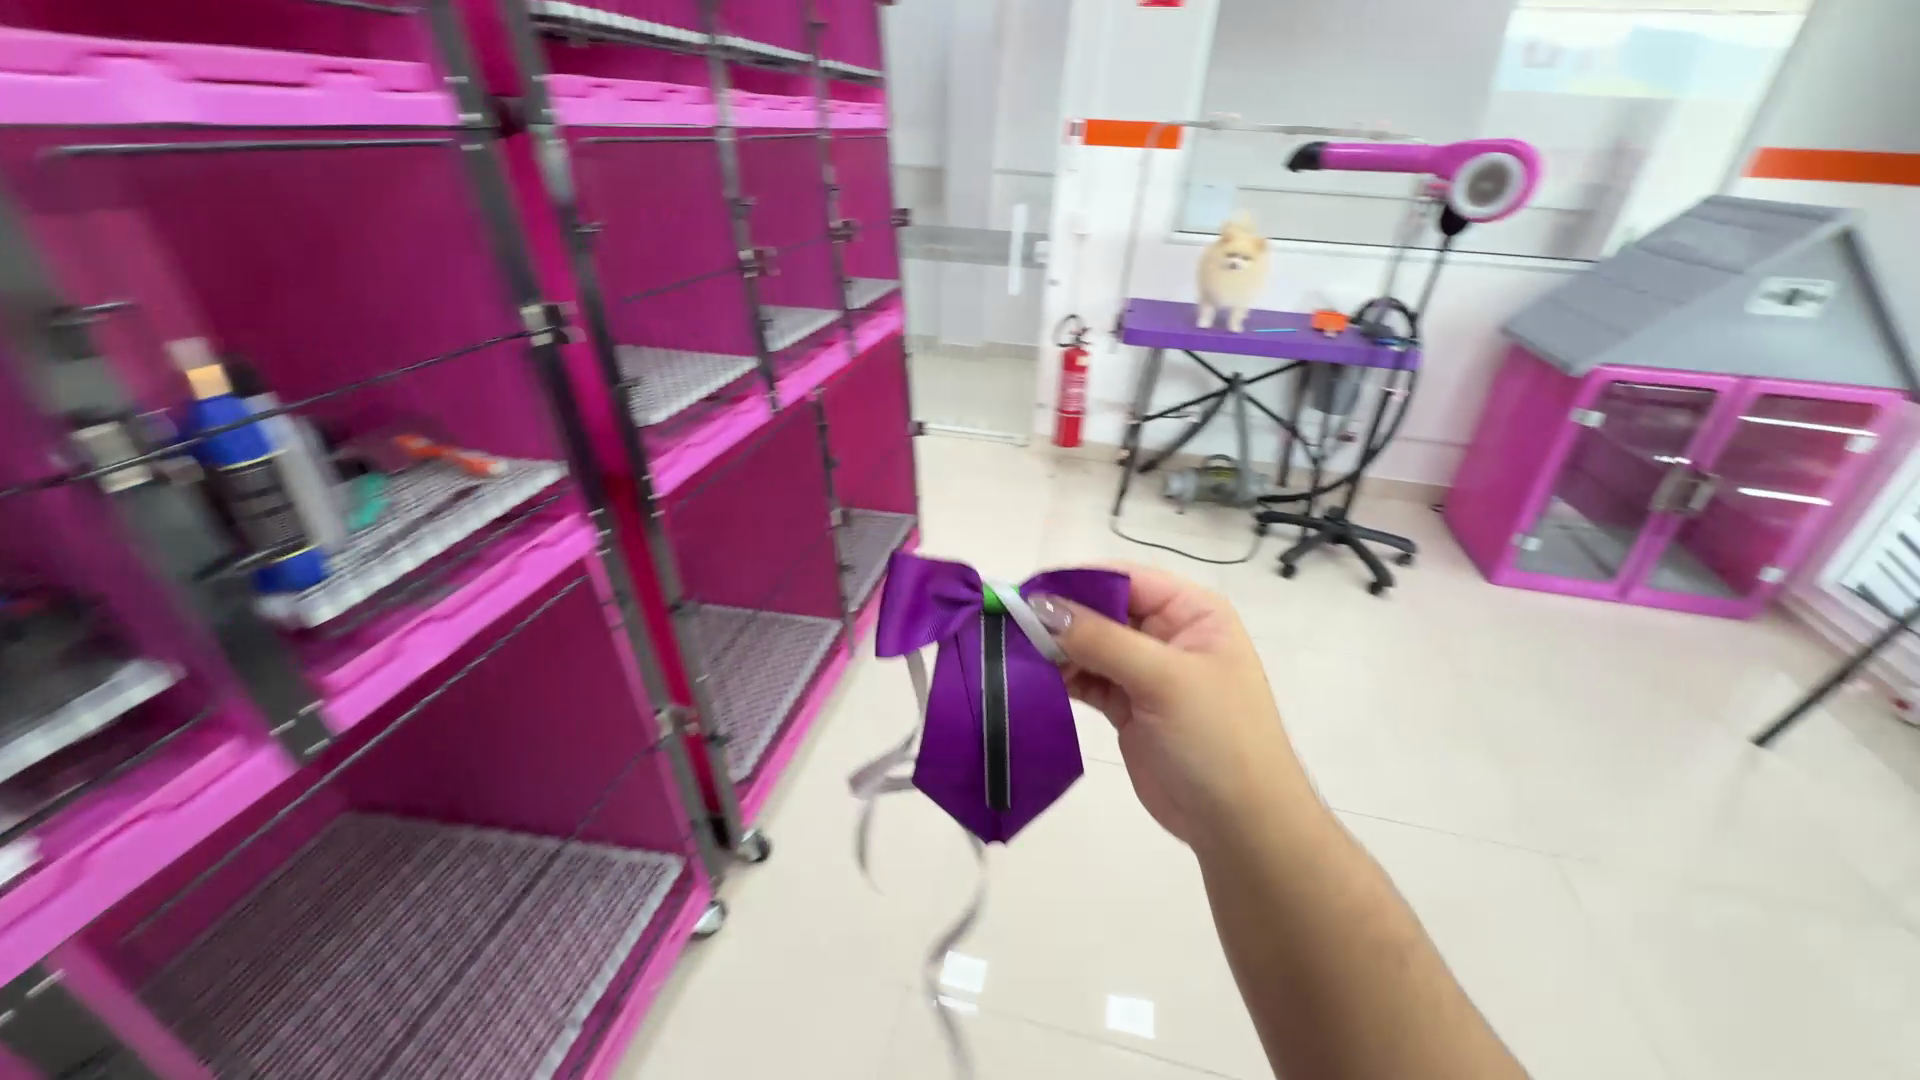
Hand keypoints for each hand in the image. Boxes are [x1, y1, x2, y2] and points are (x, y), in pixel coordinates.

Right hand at [1035, 564, 1310, 849]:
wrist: (1239, 824)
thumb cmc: (1216, 738)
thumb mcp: (1164, 679)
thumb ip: (1101, 639)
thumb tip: (1041, 605)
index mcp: (1192, 612)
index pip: (1126, 578)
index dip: (1076, 581)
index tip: (1026, 591)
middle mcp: (1169, 633)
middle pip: (1103, 609)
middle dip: (1060, 616)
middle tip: (1008, 624)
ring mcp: (1146, 672)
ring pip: (1091, 645)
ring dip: (1056, 648)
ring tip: (1013, 652)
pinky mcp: (1128, 706)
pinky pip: (1088, 678)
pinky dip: (1062, 677)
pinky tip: (1032, 678)